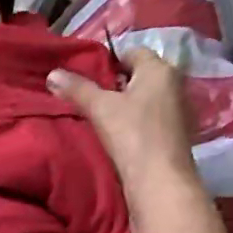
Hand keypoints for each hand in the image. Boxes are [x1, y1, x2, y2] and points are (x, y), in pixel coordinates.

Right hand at [49, 47, 197, 190]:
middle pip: (139, 74)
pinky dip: (136, 119)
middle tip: (91, 98)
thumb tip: (52, 74)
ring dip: (126, 103)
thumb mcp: (99, 108)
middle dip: (116, 83)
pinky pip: (152, 115)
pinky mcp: (177, 131)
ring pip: (146, 96)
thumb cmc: (132, 135)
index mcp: (159, 69)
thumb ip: (77, 89)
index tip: (87, 78)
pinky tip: (120, 133)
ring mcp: (179, 108)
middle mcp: (175, 83)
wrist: (160, 179)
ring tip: (101, 117)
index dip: (108, 62)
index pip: (131, 52)